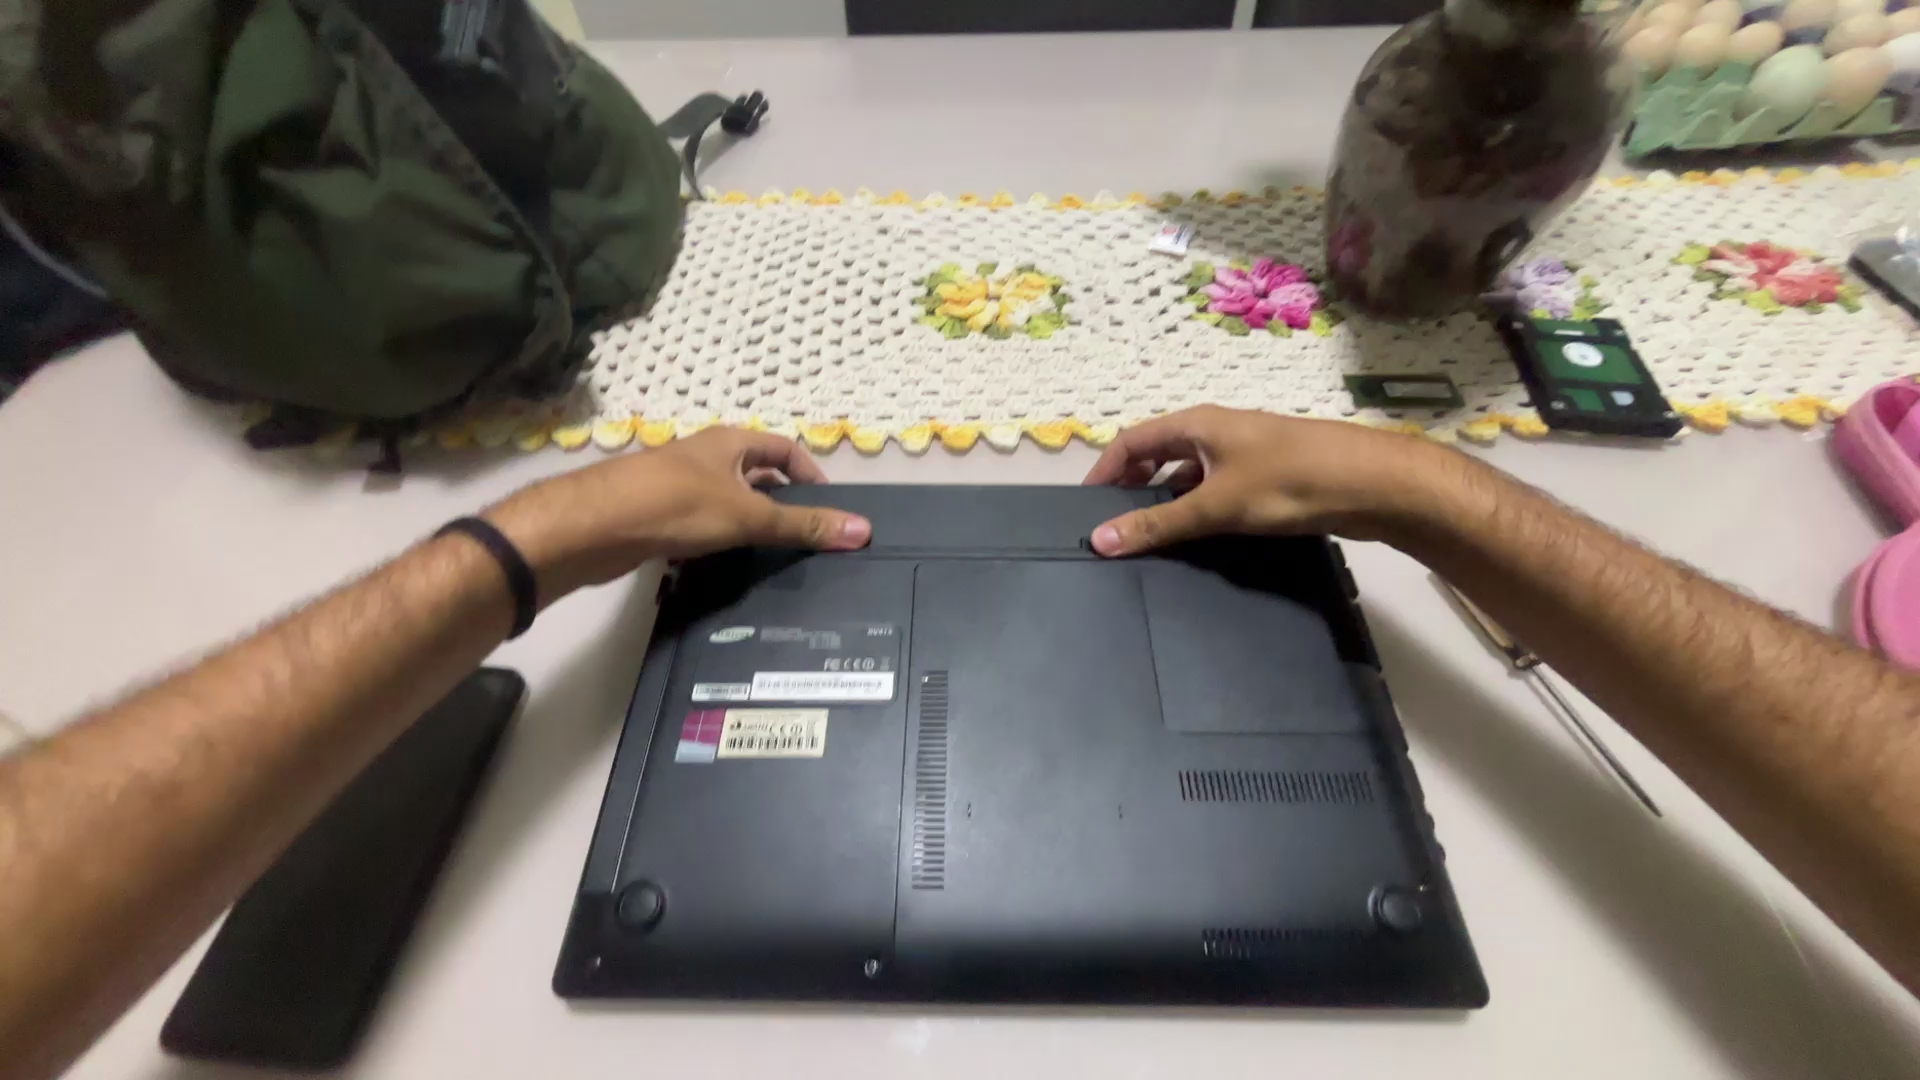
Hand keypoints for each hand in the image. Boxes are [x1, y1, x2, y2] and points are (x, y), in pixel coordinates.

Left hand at [483, 427, 871, 600]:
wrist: (591, 527)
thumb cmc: (676, 506)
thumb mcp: (749, 514)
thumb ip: (803, 524)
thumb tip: (864, 529)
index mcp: (730, 442)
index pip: (785, 450)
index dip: (811, 475)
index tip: (828, 509)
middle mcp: (706, 457)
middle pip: (757, 476)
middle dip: (782, 504)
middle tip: (805, 538)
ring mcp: (679, 485)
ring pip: (729, 503)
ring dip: (751, 525)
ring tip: (774, 557)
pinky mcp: (659, 514)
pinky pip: (703, 525)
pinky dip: (720, 541)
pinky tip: (727, 566)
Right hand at [1081, 405, 1466, 555]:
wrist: (1375, 484)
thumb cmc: (1288, 481)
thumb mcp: (1215, 505)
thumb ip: (1157, 524)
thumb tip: (1099, 540)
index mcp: (1196, 424)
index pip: (1131, 442)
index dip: (1104, 471)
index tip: (1087, 508)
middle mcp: (1214, 431)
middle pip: (1157, 455)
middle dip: (1132, 486)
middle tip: (1116, 525)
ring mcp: (1241, 452)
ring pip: (1186, 474)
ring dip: (1165, 500)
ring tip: (1149, 536)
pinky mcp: (1263, 474)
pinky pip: (1213, 487)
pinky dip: (1196, 508)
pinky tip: (1196, 535)